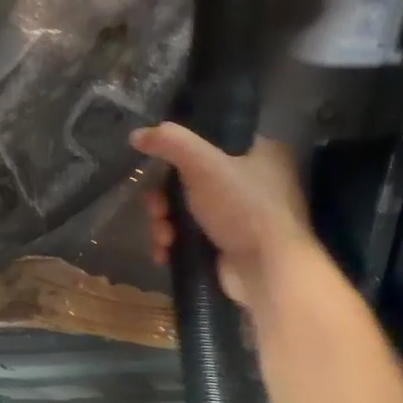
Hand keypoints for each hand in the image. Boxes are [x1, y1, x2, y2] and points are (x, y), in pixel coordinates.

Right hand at [131, 122, 315, 310]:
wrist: (266, 268)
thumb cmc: (243, 208)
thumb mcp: (204, 166)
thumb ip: (171, 144)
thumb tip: (136, 134)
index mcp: (260, 153)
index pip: (211, 142)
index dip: (179, 156)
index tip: (158, 170)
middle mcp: (253, 181)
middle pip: (189, 180)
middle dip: (163, 200)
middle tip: (157, 211)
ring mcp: (240, 215)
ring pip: (184, 210)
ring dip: (164, 224)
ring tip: (164, 238)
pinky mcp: (228, 243)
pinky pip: (189, 235)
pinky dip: (173, 243)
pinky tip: (167, 252)